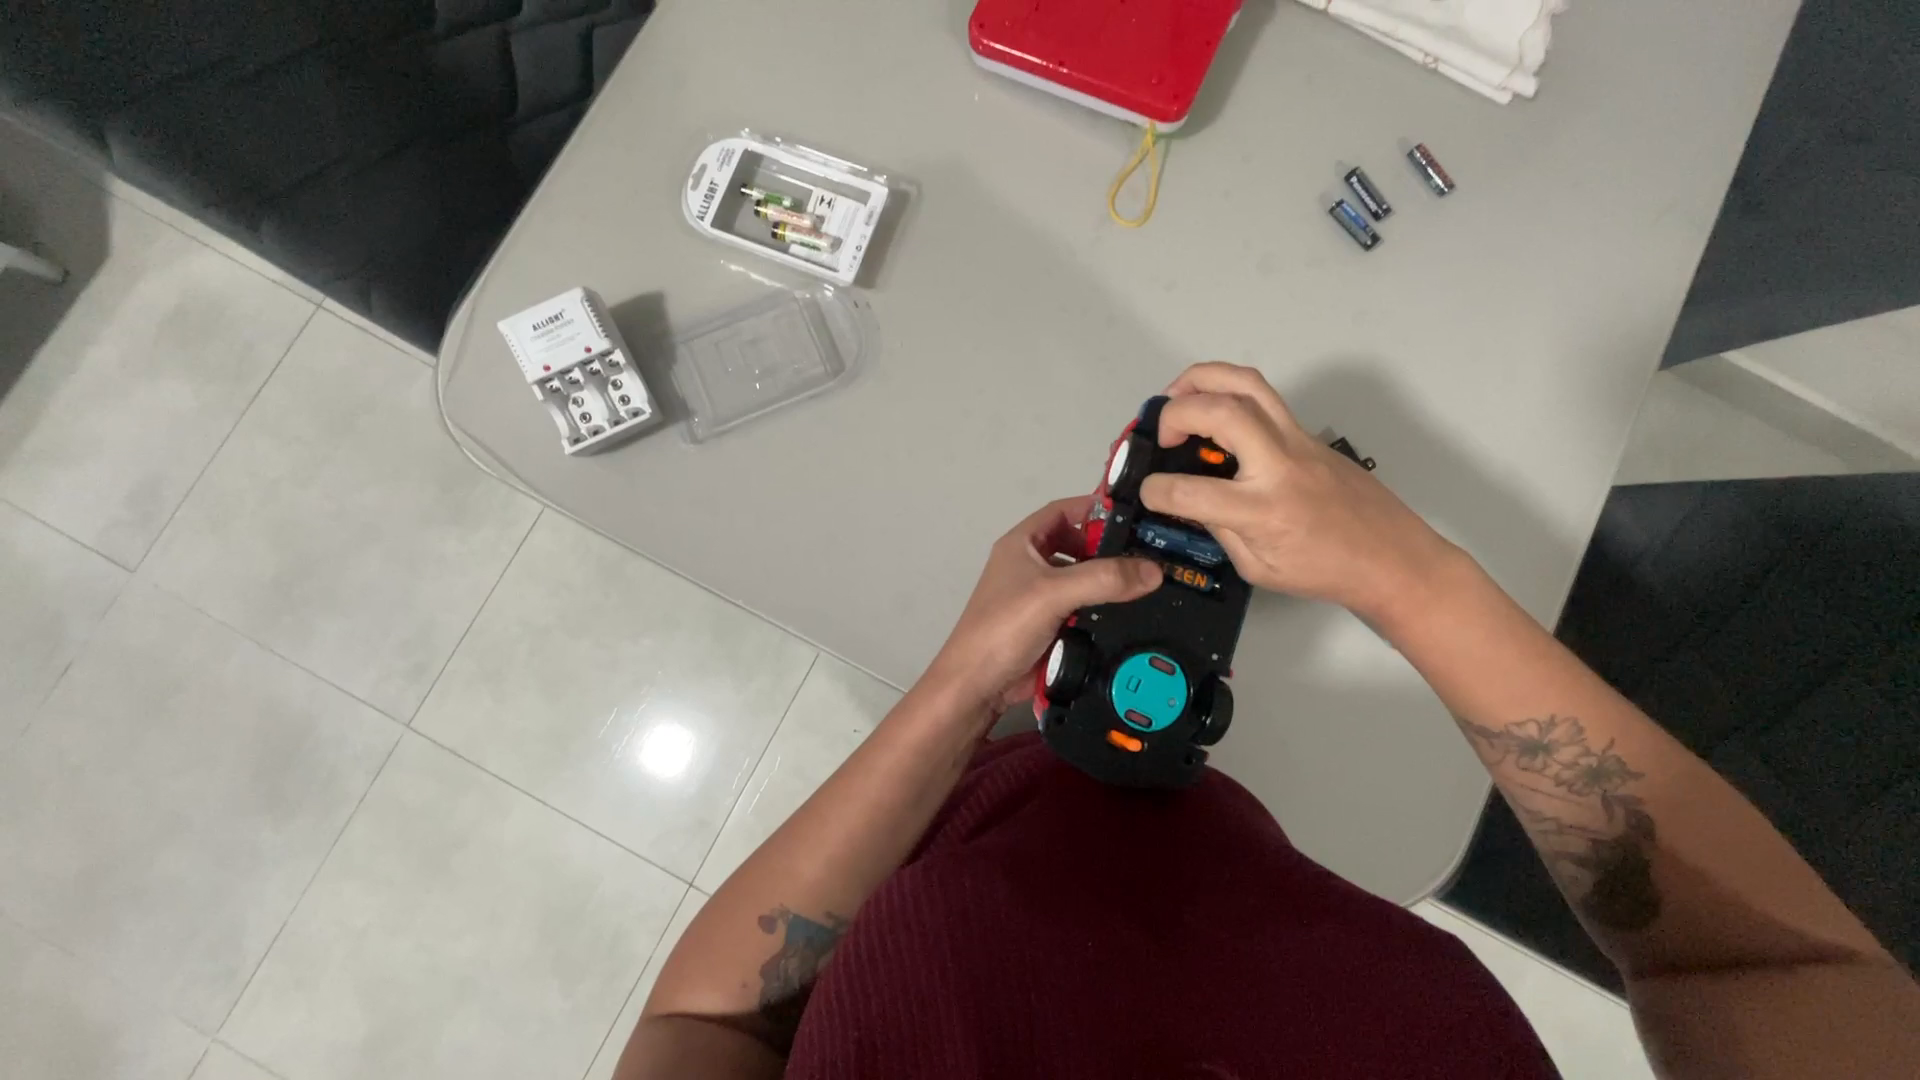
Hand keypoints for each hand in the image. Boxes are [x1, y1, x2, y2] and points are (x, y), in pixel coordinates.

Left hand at [921, 496, 1161, 717]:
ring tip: (1147, 584)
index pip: (1061, 511)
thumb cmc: (1004, 627)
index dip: (1093, 508)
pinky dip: (1103, 610)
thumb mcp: (1053, 594)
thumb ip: (1103, 579)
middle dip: (1107, 548)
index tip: (1133, 516)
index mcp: (1021, 544)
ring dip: (1107, 582)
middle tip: (1148, 554)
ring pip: (1081, 580)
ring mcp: (1039, 598)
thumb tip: (1154, 570)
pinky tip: (1130, 615)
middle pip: (1075, 545)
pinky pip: (1082, 610)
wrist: (978, 685)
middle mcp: (1030, 566)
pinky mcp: (1049, 627)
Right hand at [1139, 363, 1464, 624]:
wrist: (1393, 557)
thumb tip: (1190, 501)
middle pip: (1222, 410)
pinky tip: (1211, 414)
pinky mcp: (1307, 433)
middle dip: (1176, 413)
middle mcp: (1280, 464)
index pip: (1191, 490)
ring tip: (1176, 397)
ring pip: (1246, 383)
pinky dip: (1227, 392)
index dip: (1155, 490)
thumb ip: (1219, 529)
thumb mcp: (1258, 567)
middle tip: (1162, 434)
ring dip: (1201, 379)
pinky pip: (1263, 397)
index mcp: (1264, 511)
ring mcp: (1297, 440)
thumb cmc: (1326, 572)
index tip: (1148, 491)